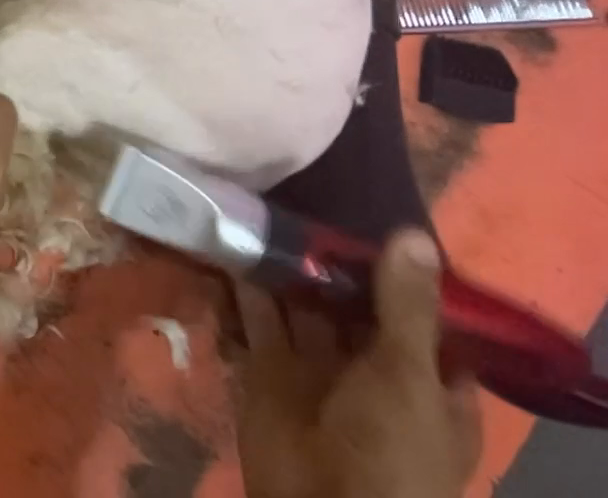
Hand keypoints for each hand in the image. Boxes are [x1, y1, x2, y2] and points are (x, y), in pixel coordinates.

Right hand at [236, 229, 481, 497]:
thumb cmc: (390, 447)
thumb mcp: (406, 374)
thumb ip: (403, 307)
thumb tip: (411, 233)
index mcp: (426, 376)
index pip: (413, 311)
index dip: (392, 269)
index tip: (367, 218)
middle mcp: (370, 367)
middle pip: (347, 305)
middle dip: (324, 264)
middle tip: (296, 203)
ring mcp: (314, 368)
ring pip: (296, 308)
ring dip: (278, 272)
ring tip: (253, 216)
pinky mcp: (265, 370)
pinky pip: (253, 322)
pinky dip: (238, 291)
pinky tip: (225, 253)